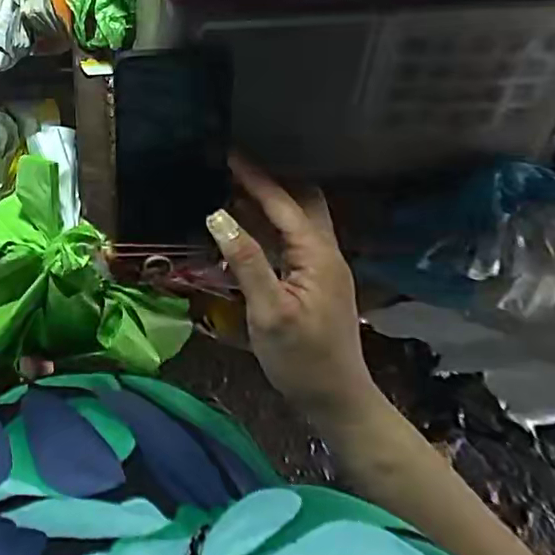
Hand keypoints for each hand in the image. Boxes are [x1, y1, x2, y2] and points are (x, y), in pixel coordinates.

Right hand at [207, 154, 377, 421]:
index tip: (228, 153)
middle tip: (230, 167)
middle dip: (269, 180)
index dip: (255, 177)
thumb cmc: (301, 359)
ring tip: (229, 187)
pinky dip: (267, 224)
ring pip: (297, 219)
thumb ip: (245, 261)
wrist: (336, 401)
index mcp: (317, 256)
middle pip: (302, 201)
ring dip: (267, 201)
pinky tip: (242, 226)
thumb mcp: (268, 311)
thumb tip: (217, 215)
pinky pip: (290, 238)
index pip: (283, 204)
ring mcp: (322, 267)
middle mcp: (325, 253)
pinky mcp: (313, 280)